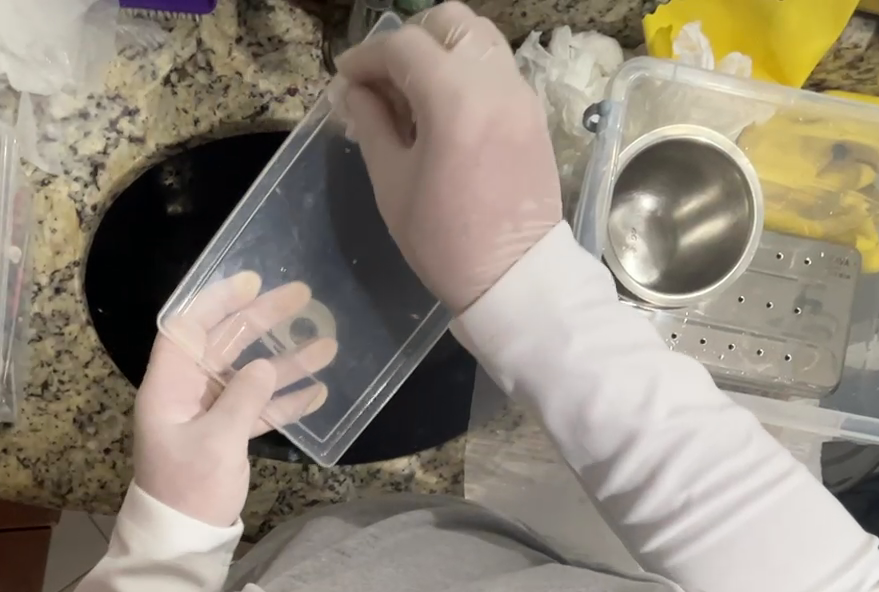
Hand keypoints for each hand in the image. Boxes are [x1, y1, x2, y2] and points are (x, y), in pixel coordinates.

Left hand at [134, 272, 336, 526]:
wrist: (183, 541)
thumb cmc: (190, 491)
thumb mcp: (216, 443)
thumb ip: (242, 399)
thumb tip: (264, 366)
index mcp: (169, 387)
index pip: (188, 327)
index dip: (217, 301)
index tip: (252, 283)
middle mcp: (187, 393)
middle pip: (225, 345)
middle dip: (262, 321)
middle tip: (302, 298)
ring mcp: (208, 415)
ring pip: (249, 377)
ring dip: (286, 362)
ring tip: (326, 345)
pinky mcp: (226, 436)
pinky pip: (257, 409)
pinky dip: (284, 401)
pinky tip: (317, 393)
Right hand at [334, 3, 562, 311]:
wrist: (512, 279)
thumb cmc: (443, 243)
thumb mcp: (393, 186)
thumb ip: (372, 126)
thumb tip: (355, 91)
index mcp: (454, 99)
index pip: (403, 46)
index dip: (367, 56)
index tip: (345, 78)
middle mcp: (494, 81)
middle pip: (448, 23)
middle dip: (408, 43)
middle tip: (383, 82)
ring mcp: (521, 94)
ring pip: (478, 39)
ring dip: (440, 53)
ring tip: (414, 96)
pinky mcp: (533, 114)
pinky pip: (496, 70)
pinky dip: (466, 74)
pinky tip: (445, 113)